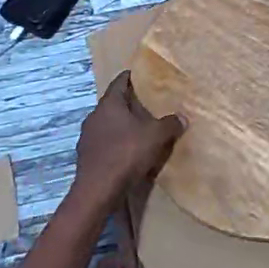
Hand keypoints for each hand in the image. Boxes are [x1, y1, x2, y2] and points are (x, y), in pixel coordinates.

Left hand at [73, 73, 183, 212]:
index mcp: (109, 104)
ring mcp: (87, 136)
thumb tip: (182, 118)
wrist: (97, 190)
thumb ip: (170, 124)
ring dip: (121, 125)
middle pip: (113, 103)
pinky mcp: (86, 156)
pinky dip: (115, 143)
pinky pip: (104, 142)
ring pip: (108, 124)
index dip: (132, 77)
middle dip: (129, 104)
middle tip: (148, 105)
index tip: (143, 76)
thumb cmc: (126, 154)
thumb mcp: (156, 137)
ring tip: (139, 130)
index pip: (120, 82)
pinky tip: (127, 152)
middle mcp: (94, 116)